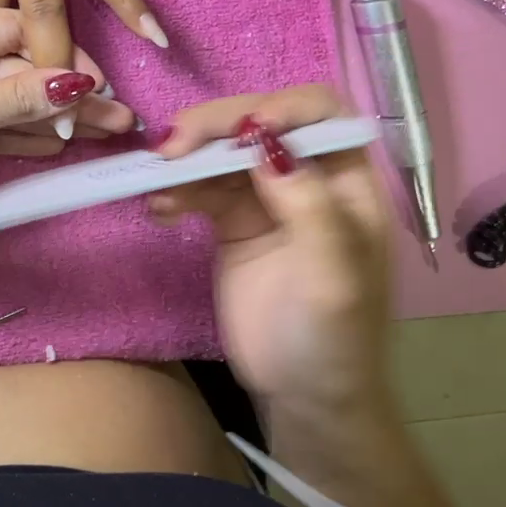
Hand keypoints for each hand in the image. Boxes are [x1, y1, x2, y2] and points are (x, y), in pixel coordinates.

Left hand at [0, 9, 136, 230]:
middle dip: (70, 95)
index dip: (66, 56)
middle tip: (122, 120)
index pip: (24, 30)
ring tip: (107, 135)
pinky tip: (61, 146)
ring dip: (56, 119)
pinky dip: (26, 136)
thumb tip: (79, 82)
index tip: (103, 86)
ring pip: (15, 102)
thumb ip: (22, 97)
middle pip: (24, 69)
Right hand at [147, 86, 393, 416]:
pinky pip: (196, 186)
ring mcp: (263, 198)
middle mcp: (306, 179)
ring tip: (158, 179)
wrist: (302, 398)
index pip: (322, 116)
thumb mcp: (332, 279)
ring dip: (186, 157)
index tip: (245, 128)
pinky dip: (174, 189)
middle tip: (171, 146)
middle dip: (215, 127)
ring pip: (220, 151)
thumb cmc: (334, 341)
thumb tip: (265, 145)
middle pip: (258, 124)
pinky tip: (160, 211)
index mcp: (347, 185)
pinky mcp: (228, 219)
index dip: (285, 108)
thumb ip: (308, 207)